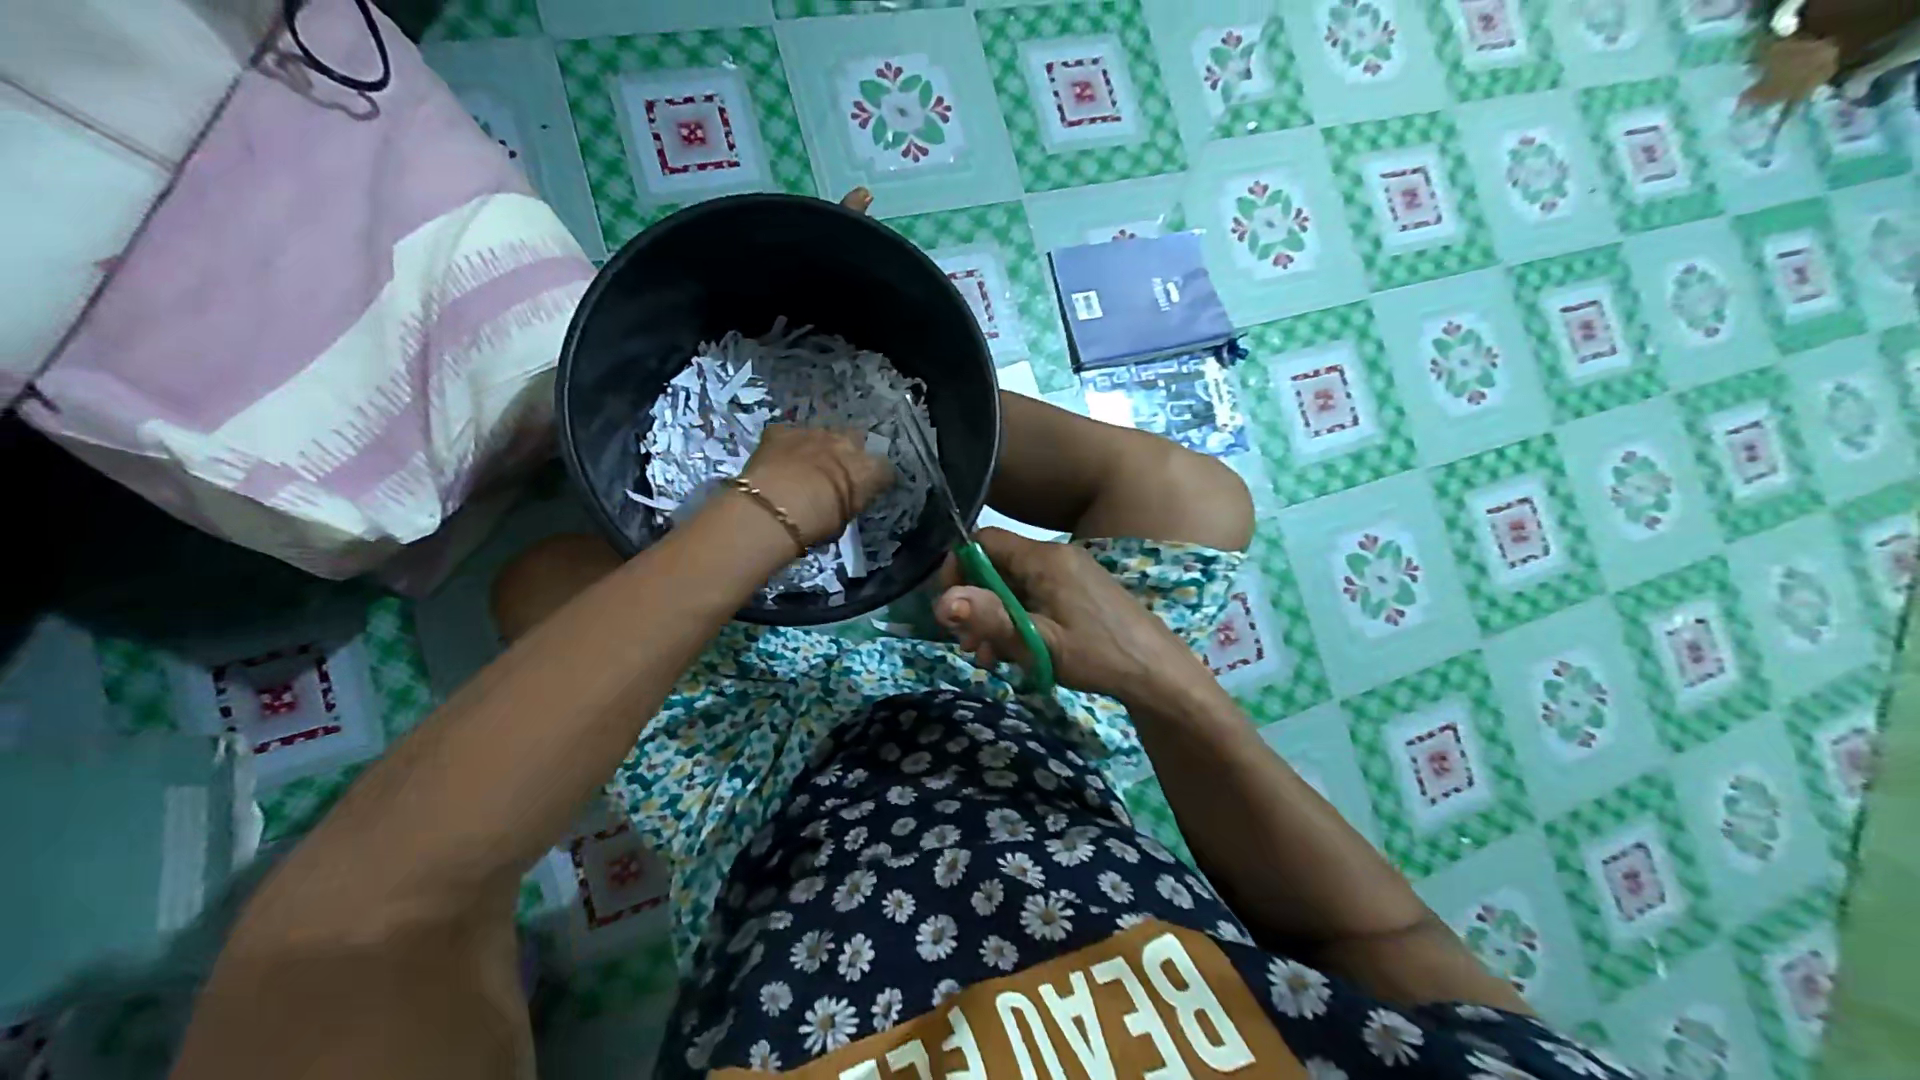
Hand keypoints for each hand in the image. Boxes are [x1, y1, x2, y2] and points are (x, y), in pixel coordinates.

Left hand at [740, 425, 893, 546]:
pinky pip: (788, 435)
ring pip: (821, 435)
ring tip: (802, 468)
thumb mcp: (843, 521)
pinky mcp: (782, 430)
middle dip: (846, 456)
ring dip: (816, 448)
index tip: (866, 491)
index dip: (875, 480)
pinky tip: (776, 461)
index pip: (884, 470)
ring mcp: (814, 432)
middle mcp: (846, 443)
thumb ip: (849, 503)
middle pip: (854, 442)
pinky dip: (785, 446)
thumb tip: (843, 500)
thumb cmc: (817, 523)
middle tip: (833, 476)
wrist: (776, 506)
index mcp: (868, 469)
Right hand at [933, 528, 1212, 704]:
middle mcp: (1055, 556)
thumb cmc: (1098, 655)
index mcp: (1045, 558)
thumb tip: (941, 601)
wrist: (1158, 674)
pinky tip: (1015, 652)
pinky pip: (1033, 596)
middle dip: (975, 602)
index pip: (983, 540)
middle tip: (969, 643)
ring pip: (1012, 585)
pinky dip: (1017, 620)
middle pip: (995, 565)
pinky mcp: (1077, 591)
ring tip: (989, 657)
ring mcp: (1068, 573)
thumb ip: (991, 618)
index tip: (951, 606)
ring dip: (994, 617)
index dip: (958, 567)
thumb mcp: (1039, 641)